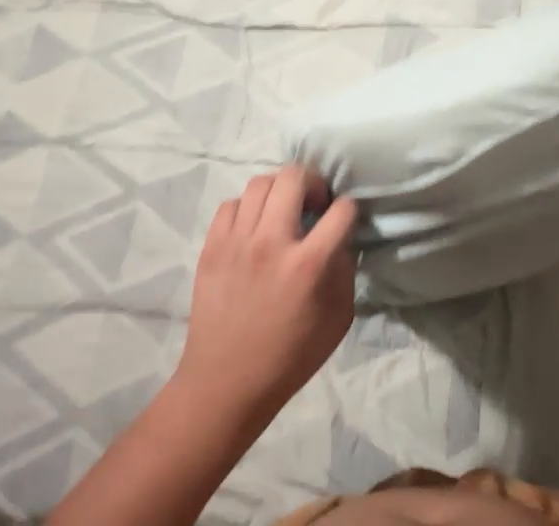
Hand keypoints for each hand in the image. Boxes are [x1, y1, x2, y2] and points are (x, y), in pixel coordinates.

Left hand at [175, 165, 357, 417]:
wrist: (226, 382)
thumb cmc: (291, 356)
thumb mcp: (339, 318)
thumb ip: (345, 270)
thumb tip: (341, 239)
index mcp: (309, 264)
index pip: (341, 209)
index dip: (348, 210)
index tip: (343, 221)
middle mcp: (272, 242)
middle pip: (294, 177)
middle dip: (313, 182)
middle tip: (315, 204)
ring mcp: (236, 241)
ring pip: (260, 183)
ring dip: (280, 191)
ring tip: (283, 212)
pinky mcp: (211, 247)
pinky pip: (231, 204)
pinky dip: (248, 208)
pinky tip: (254, 228)